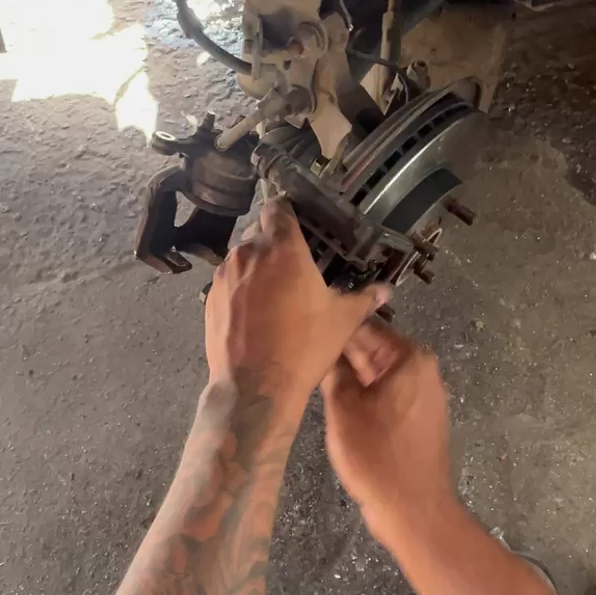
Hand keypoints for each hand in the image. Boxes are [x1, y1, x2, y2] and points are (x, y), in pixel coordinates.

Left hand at [204, 198, 390, 414]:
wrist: (255, 386)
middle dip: (274, 241)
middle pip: (259, 231)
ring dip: (256, 264)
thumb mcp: (342, 321)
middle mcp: (249, 253)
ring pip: (241, 255)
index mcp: (283, 248)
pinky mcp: (210, 297)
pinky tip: (255, 310)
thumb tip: (385, 291)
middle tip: (293, 263)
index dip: (288, 212)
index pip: (278, 208)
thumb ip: (363, 299)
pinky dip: (240, 286)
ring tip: (274, 289)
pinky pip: (228, 280)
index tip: (298, 224)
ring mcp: (225, 274)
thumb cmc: (303, 347)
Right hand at [321, 319, 457, 537]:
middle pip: (375, 349)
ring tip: (312, 367)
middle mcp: (422, 370)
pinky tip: (335, 394)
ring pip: (379, 373)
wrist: (414, 511)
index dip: (336, 324)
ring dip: (351, 372)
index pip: (367, 327)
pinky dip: (364, 392)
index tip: (308, 321)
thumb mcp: (343, 408)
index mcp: (410, 359)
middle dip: (343, 349)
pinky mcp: (418, 418)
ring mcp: (423, 395)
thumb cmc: (377, 454)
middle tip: (303, 346)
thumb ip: (335, 371)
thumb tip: (326, 347)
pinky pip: (386, 394)